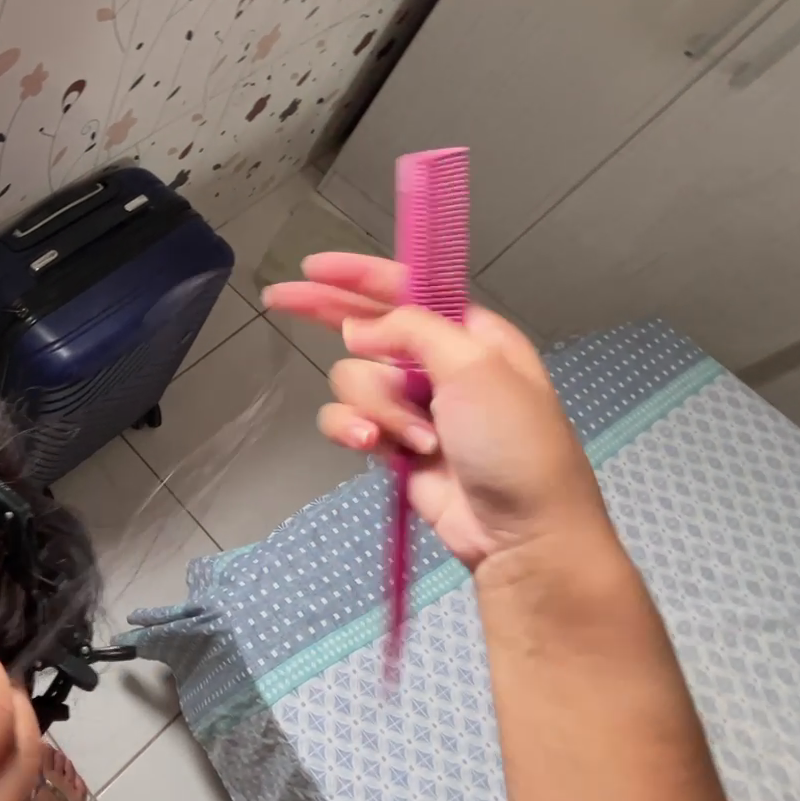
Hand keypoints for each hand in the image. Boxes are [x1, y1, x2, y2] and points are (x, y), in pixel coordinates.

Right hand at [264, 253, 611, 569]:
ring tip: (414, 438)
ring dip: (374, 407)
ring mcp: (409, 404)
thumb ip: (412, 330)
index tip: (312, 267)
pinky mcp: (389, 441)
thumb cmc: (514, 444)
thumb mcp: (476, 368)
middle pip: (363, 325)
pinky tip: (375, 449)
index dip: (356, 275)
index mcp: (466, 334)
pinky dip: (354, 431)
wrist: (522, 533)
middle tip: (276, 297)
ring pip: (352, 379)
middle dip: (324, 313)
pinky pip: (347, 419)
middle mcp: (434, 362)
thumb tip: (356, 329)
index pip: (403, 289)